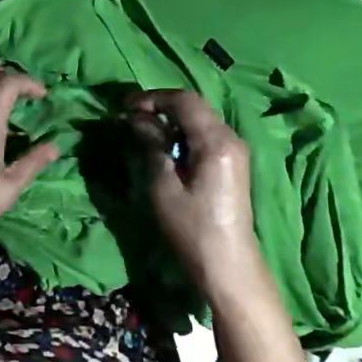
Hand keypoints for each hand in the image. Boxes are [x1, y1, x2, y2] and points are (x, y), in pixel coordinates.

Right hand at [127, 90, 267, 297]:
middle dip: (161, 105)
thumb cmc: (191, 228)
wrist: (227, 264)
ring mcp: (235, 150)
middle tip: (131, 116)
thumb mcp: (164, 187)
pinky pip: (206, 134)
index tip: (125, 106)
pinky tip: (165, 147)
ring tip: (142, 131)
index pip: (184, 101)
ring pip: (200, 119)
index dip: (152, 97)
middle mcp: (231, 138)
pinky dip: (182, 133)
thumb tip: (136, 118)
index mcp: (216, 142)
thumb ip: (152, 146)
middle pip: (195, 106)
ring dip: (171, 119)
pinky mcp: (232, 162)